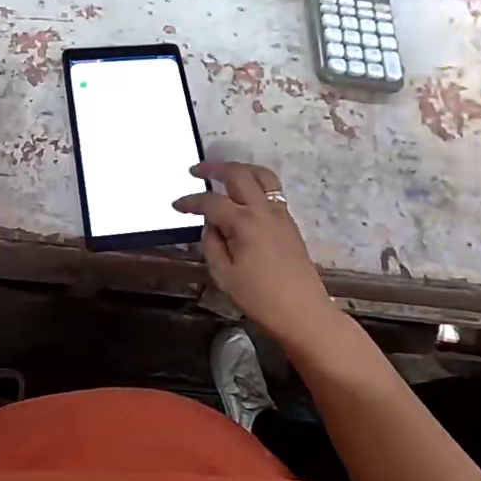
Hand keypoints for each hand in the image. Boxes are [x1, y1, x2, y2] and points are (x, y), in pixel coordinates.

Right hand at [173, 163, 342, 348]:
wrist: (303, 312)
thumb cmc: (260, 298)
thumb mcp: (224, 276)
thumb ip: (212, 245)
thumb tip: (210, 226)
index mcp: (244, 223)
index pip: (211, 202)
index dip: (191, 202)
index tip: (177, 205)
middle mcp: (263, 211)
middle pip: (239, 175)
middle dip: (214, 168)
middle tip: (196, 170)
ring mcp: (280, 214)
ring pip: (261, 175)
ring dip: (240, 168)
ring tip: (224, 172)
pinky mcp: (289, 222)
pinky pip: (272, 190)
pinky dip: (255, 182)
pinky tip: (244, 194)